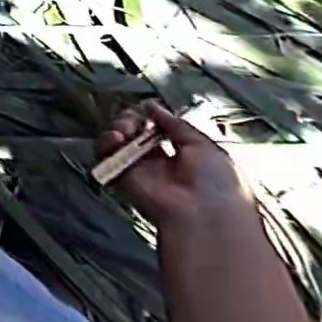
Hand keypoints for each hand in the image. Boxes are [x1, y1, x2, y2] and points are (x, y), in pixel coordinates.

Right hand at [99, 101, 256, 234]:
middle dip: (131, 118)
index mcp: (179, 153)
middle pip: (133, 130)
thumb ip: (177, 125)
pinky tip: (116, 138)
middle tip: (135, 119)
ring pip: (117, 139)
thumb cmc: (215, 181)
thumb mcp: (204, 145)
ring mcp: (137, 169)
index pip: (155, 128)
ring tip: (124, 130)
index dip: (149, 115)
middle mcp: (156, 160)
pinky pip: (106, 156)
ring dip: (118, 127)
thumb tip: (152, 105)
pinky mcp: (121, 177)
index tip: (147, 107)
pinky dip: (106, 143)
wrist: (203, 215)